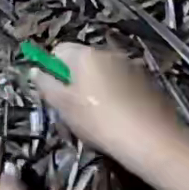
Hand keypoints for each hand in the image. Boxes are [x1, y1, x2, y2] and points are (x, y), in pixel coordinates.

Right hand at [31, 43, 188, 169]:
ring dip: (97, 86)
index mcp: (86, 54)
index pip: (59, 50)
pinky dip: (117, 94)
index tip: (55, 92)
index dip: (52, 69)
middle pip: (83, 60)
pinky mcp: (149, 82)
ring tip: (99, 115)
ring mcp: (132, 66)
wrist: (151, 140)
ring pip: (104, 72)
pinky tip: (120, 116)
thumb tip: (36, 71)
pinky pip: (123, 83)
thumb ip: (46, 85)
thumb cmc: (99, 120)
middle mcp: (109, 53)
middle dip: (75, 79)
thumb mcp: (63, 106)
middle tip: (73, 107)